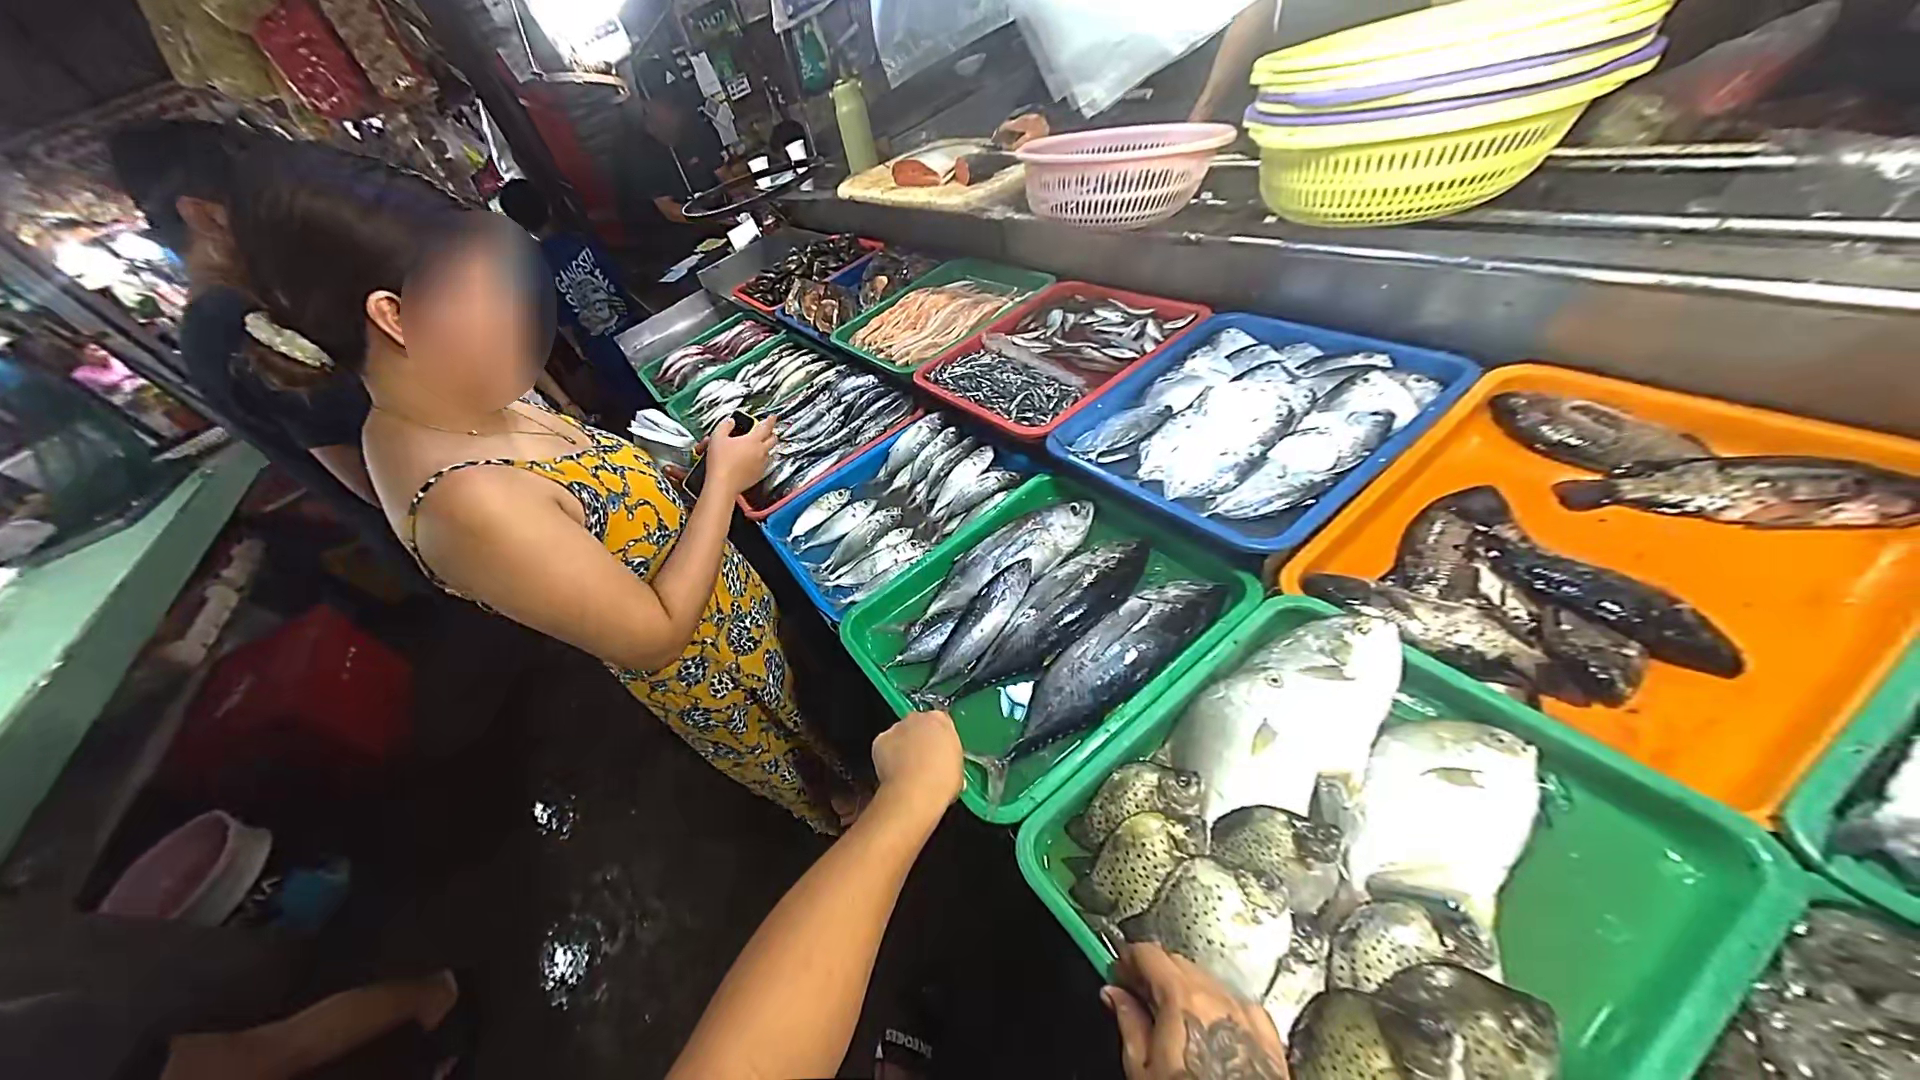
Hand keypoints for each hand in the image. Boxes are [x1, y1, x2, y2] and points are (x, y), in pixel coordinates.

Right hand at [702, 415, 776, 497]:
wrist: (723, 484)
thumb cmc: (720, 462)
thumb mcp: (718, 438)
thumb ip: (725, 426)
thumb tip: (730, 422)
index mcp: (753, 441)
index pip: (766, 427)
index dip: (771, 420)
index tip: (773, 417)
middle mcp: (761, 452)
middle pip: (773, 440)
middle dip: (771, 433)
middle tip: (766, 430)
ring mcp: (761, 464)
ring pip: (769, 452)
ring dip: (766, 447)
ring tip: (758, 445)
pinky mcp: (758, 474)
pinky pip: (764, 464)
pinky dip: (761, 459)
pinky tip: (752, 459)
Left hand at [869, 710, 962, 820]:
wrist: (915, 793)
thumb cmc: (941, 781)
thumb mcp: (957, 767)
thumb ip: (949, 756)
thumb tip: (945, 764)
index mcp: (941, 721)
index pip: (940, 721)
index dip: (938, 738)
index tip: (938, 750)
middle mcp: (918, 718)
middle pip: (918, 724)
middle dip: (919, 738)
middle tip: (923, 759)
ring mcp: (897, 728)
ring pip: (900, 734)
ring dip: (902, 746)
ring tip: (906, 769)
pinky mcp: (881, 740)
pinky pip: (884, 745)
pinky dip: (887, 755)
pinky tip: (893, 771)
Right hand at [1104, 944, 1287, 1079]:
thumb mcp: (1144, 1070)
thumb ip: (1128, 1022)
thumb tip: (1115, 996)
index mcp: (1181, 998)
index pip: (1147, 953)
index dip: (1128, 961)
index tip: (1119, 976)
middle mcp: (1216, 996)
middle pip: (1177, 962)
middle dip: (1154, 974)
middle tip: (1139, 998)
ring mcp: (1244, 1014)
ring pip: (1206, 980)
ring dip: (1185, 989)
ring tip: (1172, 1021)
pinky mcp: (1267, 1036)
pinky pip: (1236, 1003)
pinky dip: (1218, 1007)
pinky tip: (1210, 1031)